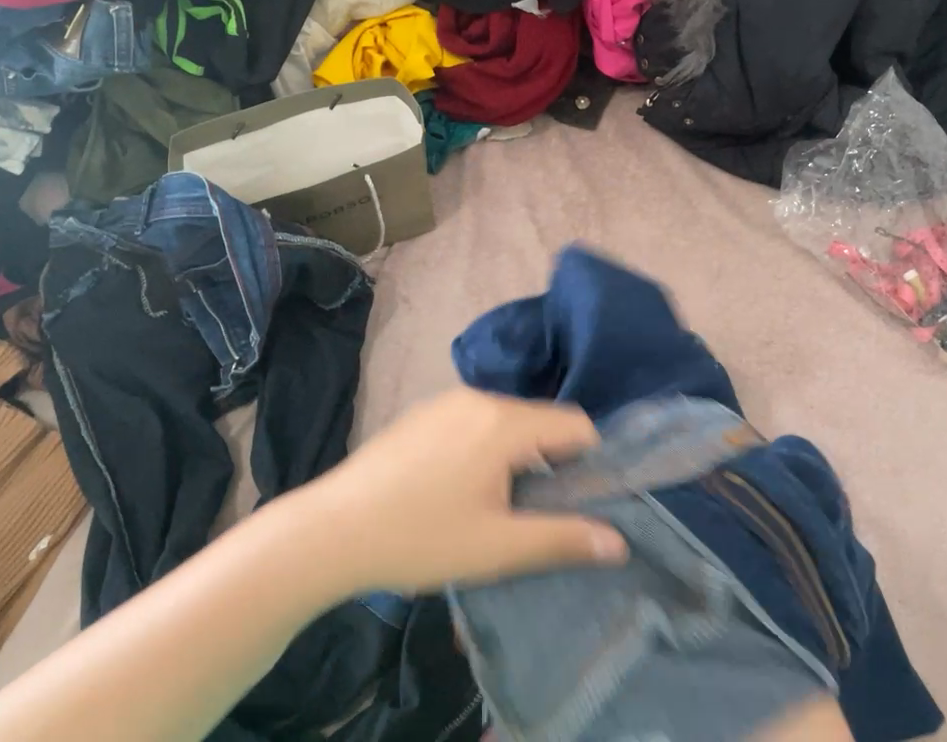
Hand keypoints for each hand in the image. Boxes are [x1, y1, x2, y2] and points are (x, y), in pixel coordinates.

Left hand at [297, 389, 628, 593]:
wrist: (328, 532)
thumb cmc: (419, 539)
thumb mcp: (497, 548)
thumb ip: (562, 539)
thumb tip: (618, 541)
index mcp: (504, 422)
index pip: (575, 424)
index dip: (586, 462)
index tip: (572, 502)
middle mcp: (478, 398)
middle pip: (540, 421)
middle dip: (549, 461)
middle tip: (530, 512)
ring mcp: (443, 403)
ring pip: (505, 422)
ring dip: (515, 456)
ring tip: (491, 507)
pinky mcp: (419, 415)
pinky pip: (473, 422)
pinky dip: (483, 448)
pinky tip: (453, 491)